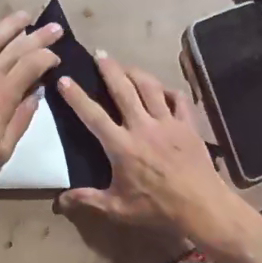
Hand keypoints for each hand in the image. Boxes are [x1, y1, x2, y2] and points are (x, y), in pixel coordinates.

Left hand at [0, 11, 62, 184]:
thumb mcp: (1, 151)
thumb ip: (20, 121)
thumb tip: (36, 96)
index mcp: (3, 96)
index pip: (33, 65)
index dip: (48, 57)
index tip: (55, 57)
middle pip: (18, 47)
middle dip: (39, 36)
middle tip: (54, 27)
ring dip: (9, 24)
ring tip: (24, 15)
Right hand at [55, 52, 257, 249]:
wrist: (201, 206)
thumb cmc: (156, 208)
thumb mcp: (117, 208)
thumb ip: (88, 200)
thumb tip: (60, 201)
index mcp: (121, 146)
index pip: (93, 116)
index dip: (76, 97)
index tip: (64, 80)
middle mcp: (143, 127)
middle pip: (123, 90)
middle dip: (109, 69)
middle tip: (99, 54)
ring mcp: (168, 123)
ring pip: (150, 88)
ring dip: (136, 72)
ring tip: (126, 66)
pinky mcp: (188, 126)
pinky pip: (179, 100)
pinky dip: (169, 91)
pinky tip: (162, 90)